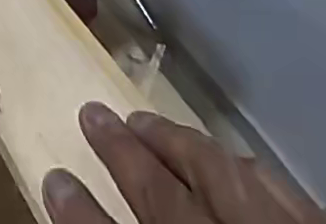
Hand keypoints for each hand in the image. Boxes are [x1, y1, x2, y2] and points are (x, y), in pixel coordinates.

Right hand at [43, 103, 321, 223]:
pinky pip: (270, 186)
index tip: (54, 178)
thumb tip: (99, 222)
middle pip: (162, 198)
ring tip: (142, 121)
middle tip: (92, 113)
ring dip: (174, 143)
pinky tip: (222, 157)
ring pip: (216, 172)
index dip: (81, 217)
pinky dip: (235, 166)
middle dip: (122, 153)